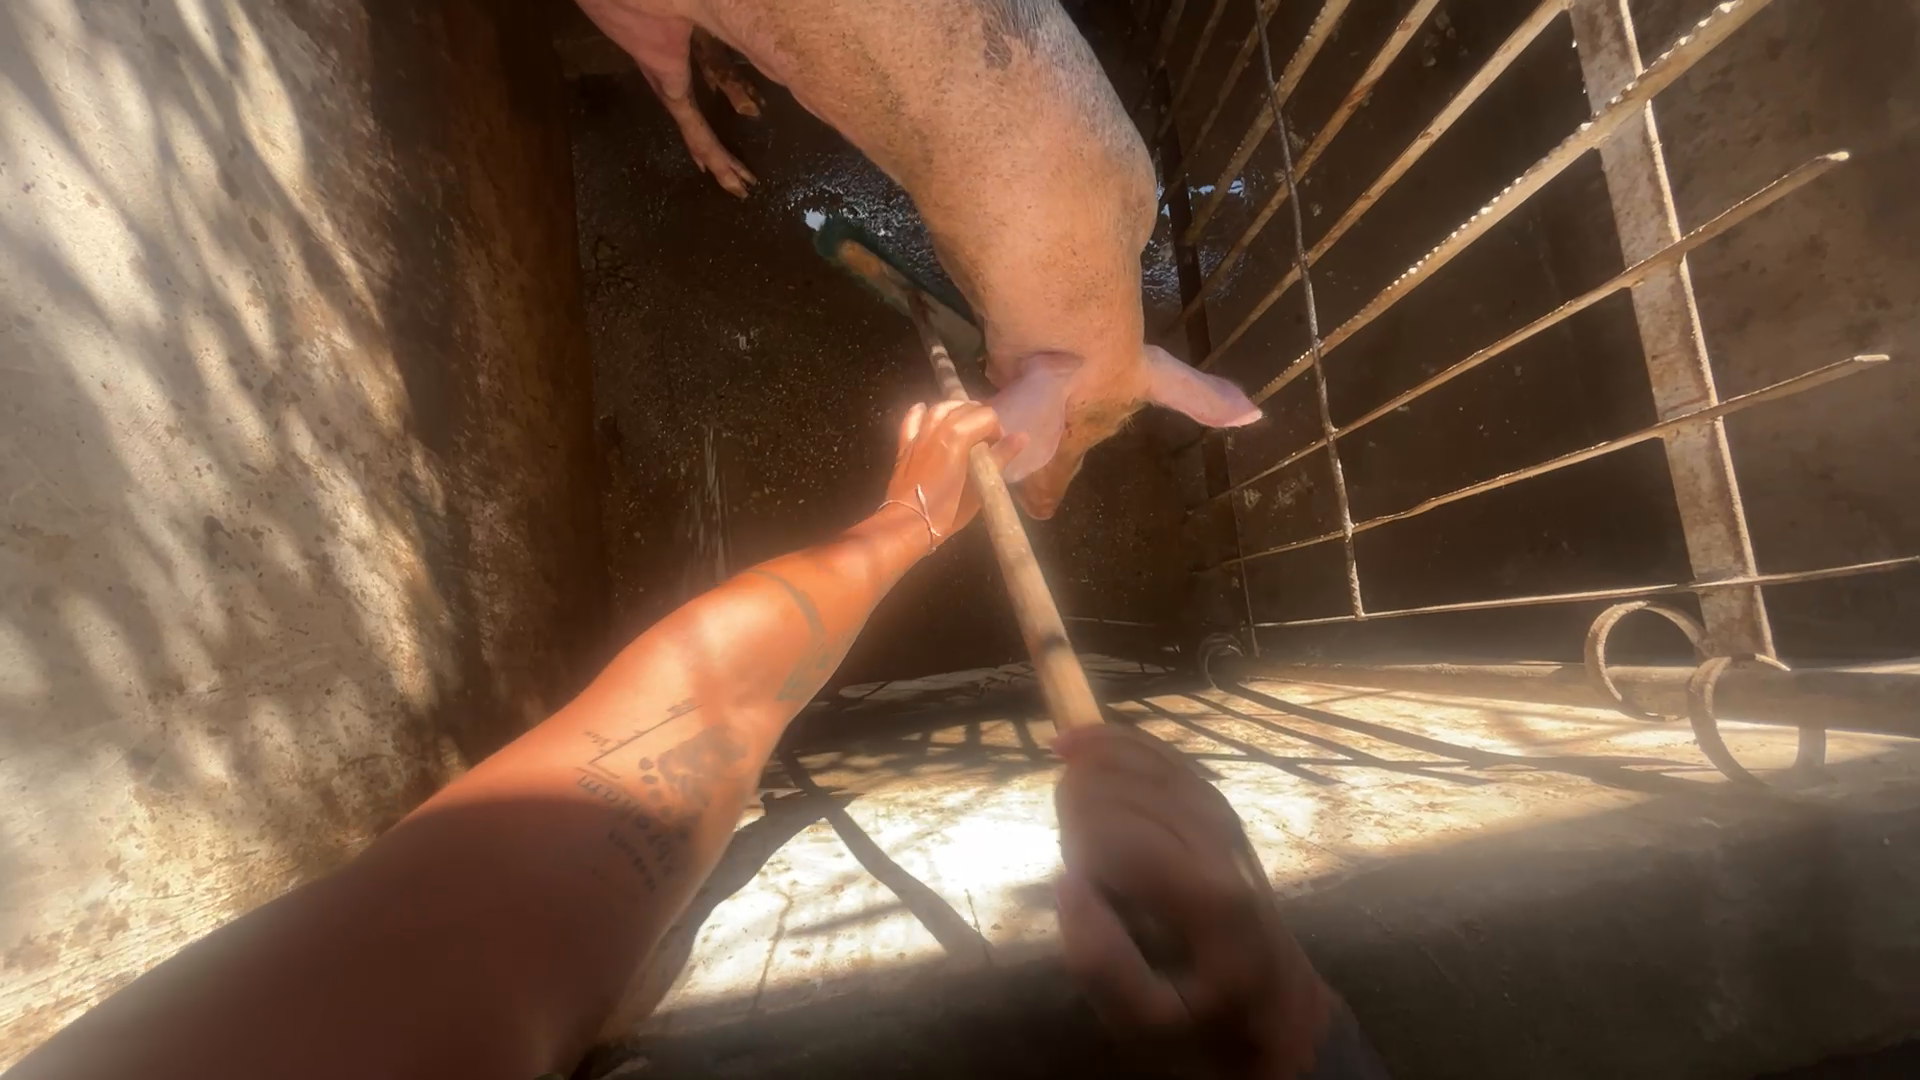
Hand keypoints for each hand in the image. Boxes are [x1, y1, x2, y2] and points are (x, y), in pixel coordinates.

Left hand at [884, 401, 1026, 545]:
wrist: (909, 523)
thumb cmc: (948, 509)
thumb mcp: (981, 486)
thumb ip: (1001, 457)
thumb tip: (1022, 436)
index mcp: (959, 436)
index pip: (986, 416)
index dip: (996, 429)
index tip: (998, 446)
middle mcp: (938, 427)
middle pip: (964, 408)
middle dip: (979, 418)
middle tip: (986, 439)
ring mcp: (919, 435)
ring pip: (939, 408)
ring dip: (955, 410)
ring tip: (964, 424)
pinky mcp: (905, 444)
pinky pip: (911, 418)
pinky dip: (920, 412)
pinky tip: (925, 411)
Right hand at [1053, 724, 1333, 1077]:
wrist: (1275, 999)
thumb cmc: (1204, 1013)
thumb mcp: (1147, 1023)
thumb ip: (1100, 964)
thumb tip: (1068, 883)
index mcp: (1204, 895)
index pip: (1112, 830)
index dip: (1075, 844)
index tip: (1072, 881)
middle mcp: (1215, 836)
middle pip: (1114, 788)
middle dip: (1076, 815)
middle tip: (1080, 863)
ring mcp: (1218, 809)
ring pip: (1130, 761)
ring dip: (1085, 777)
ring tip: (1071, 819)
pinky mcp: (1213, 797)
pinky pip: (1152, 749)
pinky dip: (1107, 740)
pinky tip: (1073, 742)